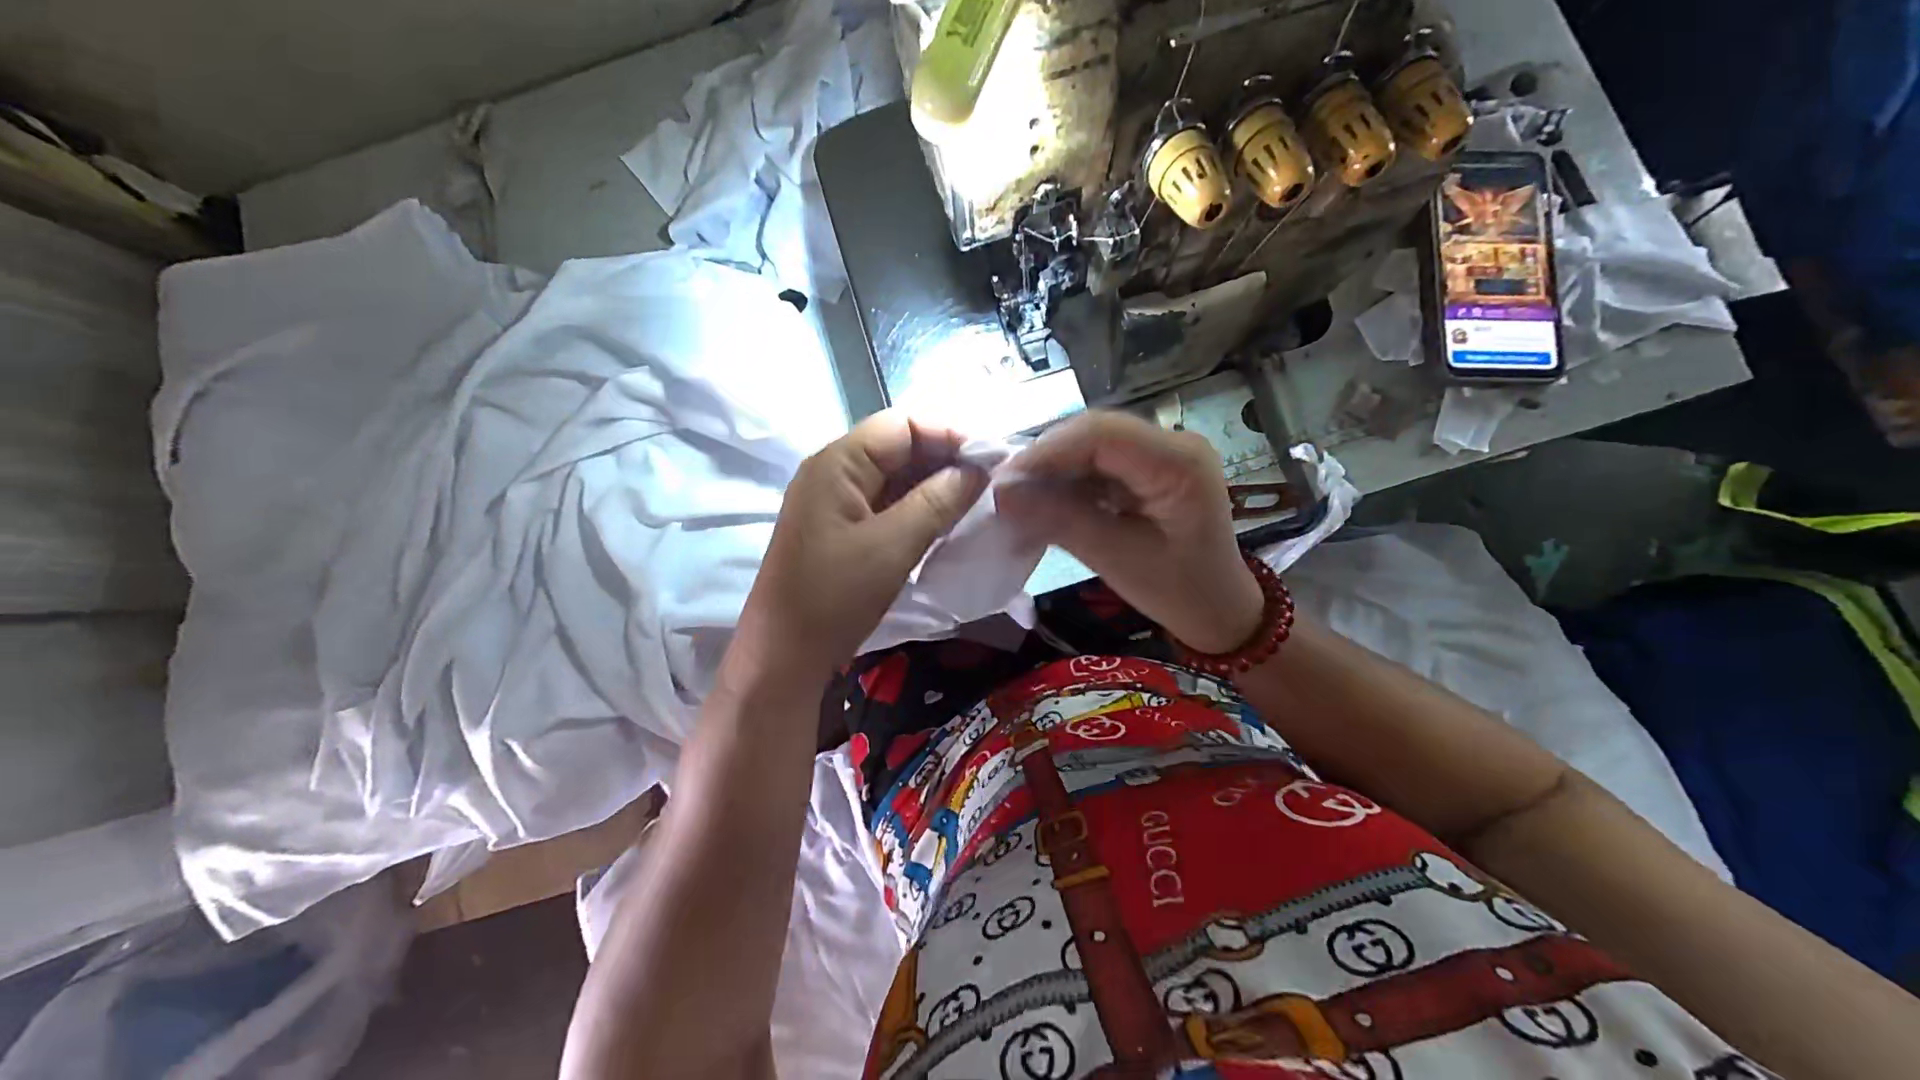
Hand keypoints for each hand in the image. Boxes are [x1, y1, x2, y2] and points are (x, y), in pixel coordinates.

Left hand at [736, 411, 988, 677]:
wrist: (784, 657)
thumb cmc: (835, 596)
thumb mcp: (893, 545)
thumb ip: (938, 500)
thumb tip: (977, 470)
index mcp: (837, 463)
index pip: (901, 424)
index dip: (948, 434)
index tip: (991, 459)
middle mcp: (833, 472)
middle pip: (898, 447)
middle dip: (945, 460)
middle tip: (991, 483)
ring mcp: (835, 502)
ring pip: (894, 477)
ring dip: (934, 485)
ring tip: (977, 502)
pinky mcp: (841, 530)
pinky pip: (886, 504)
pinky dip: (917, 508)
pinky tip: (946, 522)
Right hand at [997, 410, 1263, 653]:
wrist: (1220, 609)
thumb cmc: (1178, 591)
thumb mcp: (1116, 559)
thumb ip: (1060, 520)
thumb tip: (1001, 493)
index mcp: (1179, 462)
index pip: (1101, 433)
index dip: (1047, 450)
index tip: (1005, 481)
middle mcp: (1173, 442)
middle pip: (1094, 432)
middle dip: (1045, 459)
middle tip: (1004, 492)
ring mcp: (1162, 451)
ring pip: (1091, 444)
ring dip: (1053, 470)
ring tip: (1018, 499)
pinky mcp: (1149, 466)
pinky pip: (1100, 461)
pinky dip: (1069, 480)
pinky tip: (1046, 501)